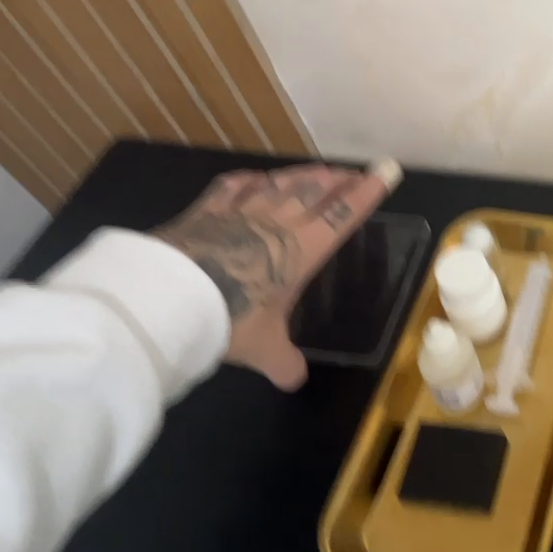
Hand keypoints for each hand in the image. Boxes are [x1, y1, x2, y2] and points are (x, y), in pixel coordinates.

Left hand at [155, 161, 399, 389]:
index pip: (343, 214)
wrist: (167, 296)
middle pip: (315, 190)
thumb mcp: (263, 348)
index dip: (366, 193)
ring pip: (280, 183)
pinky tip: (255, 178)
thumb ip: (283, 361)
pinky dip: (250, 179)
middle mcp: (278, 222)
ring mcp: (240, 211)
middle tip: (352, 173)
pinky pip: (233, 186)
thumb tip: (295, 380)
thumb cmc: (230, 317)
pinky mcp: (205, 210)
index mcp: (303, 249)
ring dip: (302, 174)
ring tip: (316, 171)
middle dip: (338, 180)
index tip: (385, 172)